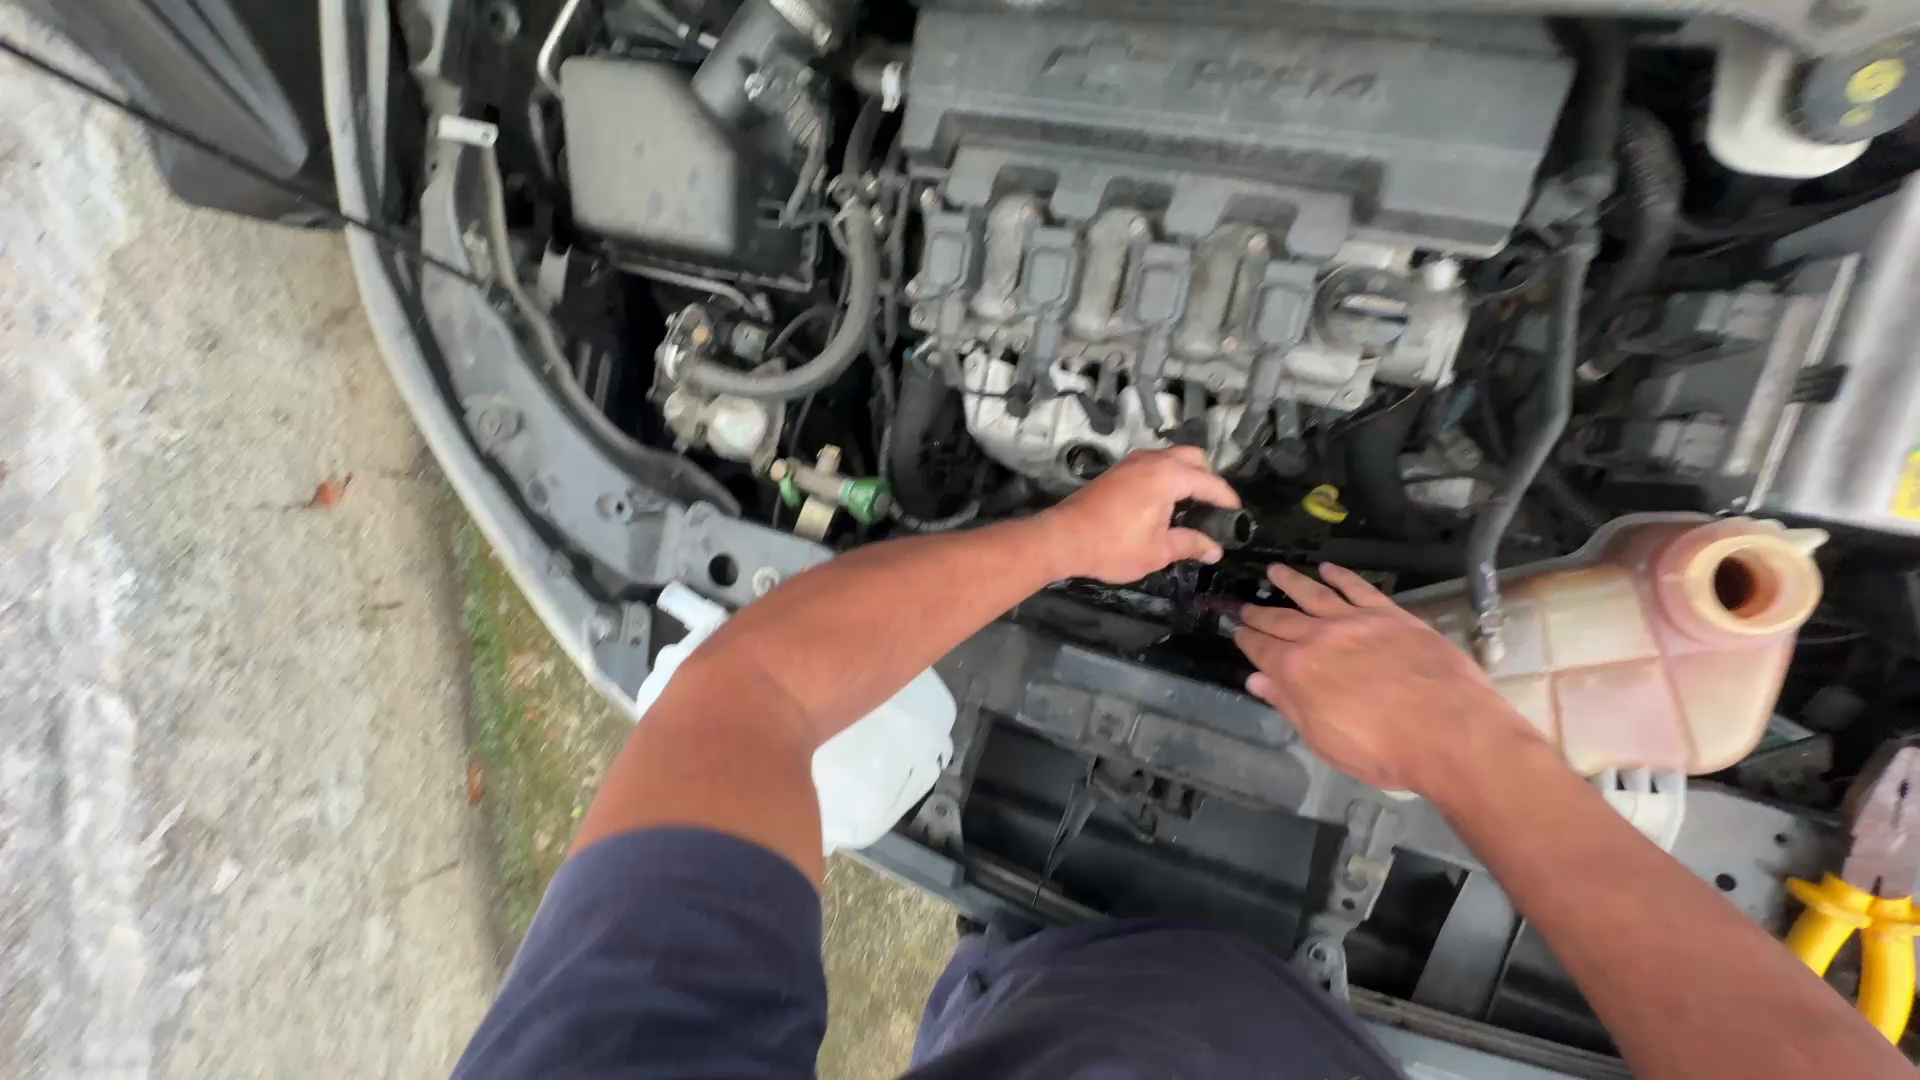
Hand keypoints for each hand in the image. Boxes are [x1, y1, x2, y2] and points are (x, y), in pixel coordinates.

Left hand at [1041, 447, 1240, 583]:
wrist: (1062, 538)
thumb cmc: (1113, 546)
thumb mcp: (1158, 551)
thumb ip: (1190, 544)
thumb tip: (1214, 549)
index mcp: (1167, 475)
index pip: (1210, 482)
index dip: (1226, 499)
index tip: (1237, 514)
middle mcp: (1151, 460)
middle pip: (1192, 457)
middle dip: (1208, 478)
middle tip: (1213, 506)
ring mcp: (1130, 463)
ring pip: (1169, 457)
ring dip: (1185, 474)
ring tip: (1190, 504)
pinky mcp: (1115, 472)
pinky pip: (1151, 464)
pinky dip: (1165, 475)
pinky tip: (1163, 501)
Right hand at [1233, 563, 1544, 796]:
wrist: (1452, 733)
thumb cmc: (1382, 749)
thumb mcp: (1323, 738)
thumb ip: (1288, 704)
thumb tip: (1257, 680)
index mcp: (1296, 670)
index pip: (1260, 648)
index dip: (1245, 640)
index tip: (1235, 631)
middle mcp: (1318, 637)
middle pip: (1280, 620)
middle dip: (1259, 613)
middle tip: (1245, 606)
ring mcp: (1355, 621)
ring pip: (1313, 594)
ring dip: (1290, 582)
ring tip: (1275, 571)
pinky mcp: (1390, 615)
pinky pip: (1358, 588)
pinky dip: (1340, 576)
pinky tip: (1328, 570)